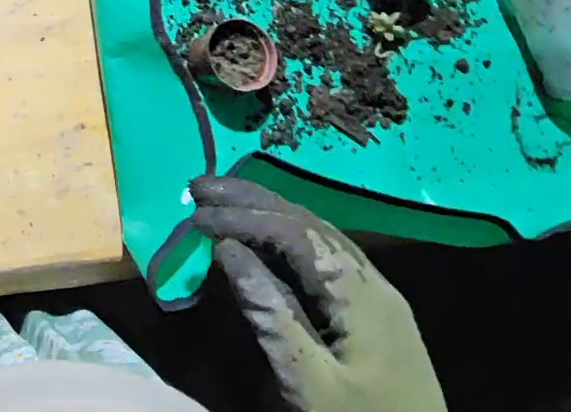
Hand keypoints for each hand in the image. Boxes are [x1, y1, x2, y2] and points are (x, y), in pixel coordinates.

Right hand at [193, 177, 445, 411]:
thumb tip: (226, 249)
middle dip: (250, 199)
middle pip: (306, 221)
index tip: (195, 218)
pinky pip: (322, 254)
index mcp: (361, 295)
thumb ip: (270, 314)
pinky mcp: (370, 311)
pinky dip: (283, 234)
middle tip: (199, 187)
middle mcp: (371, 281)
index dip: (242, 218)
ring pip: (316, 232)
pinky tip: (258, 235)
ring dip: (266, 211)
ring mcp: (374, 294)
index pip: (294, 233)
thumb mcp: (309, 382)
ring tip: (220, 200)